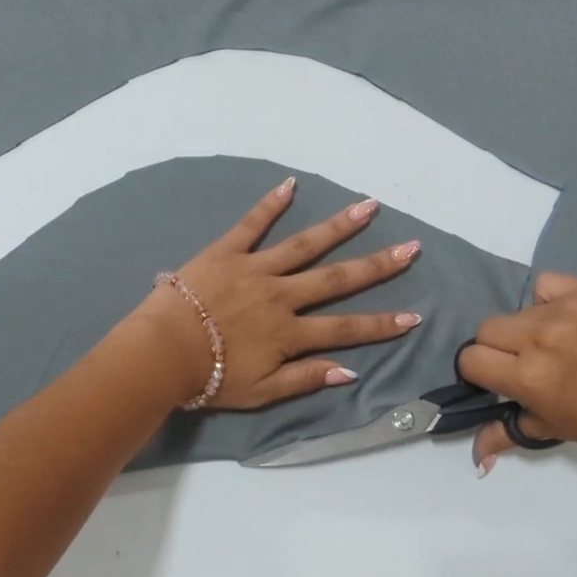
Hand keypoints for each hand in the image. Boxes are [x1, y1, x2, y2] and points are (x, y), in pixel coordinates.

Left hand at [129, 176, 423, 409]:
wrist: (162, 352)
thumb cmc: (208, 378)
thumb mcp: (260, 392)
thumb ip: (304, 379)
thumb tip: (350, 371)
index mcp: (289, 333)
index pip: (344, 328)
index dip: (380, 324)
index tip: (413, 316)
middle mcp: (281, 296)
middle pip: (336, 279)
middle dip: (376, 265)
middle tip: (410, 247)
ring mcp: (255, 269)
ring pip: (304, 245)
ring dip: (339, 226)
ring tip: (369, 206)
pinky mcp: (226, 252)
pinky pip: (252, 224)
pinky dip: (271, 204)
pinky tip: (290, 184)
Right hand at [458, 273, 576, 472]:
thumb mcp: (553, 430)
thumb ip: (504, 434)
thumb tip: (475, 457)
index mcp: (528, 377)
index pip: (471, 359)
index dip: (479, 372)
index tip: (499, 380)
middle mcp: (540, 339)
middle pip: (487, 329)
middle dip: (497, 348)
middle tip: (524, 363)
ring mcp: (566, 312)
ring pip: (517, 311)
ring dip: (525, 328)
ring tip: (554, 344)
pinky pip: (547, 284)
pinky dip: (548, 299)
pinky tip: (566, 318)